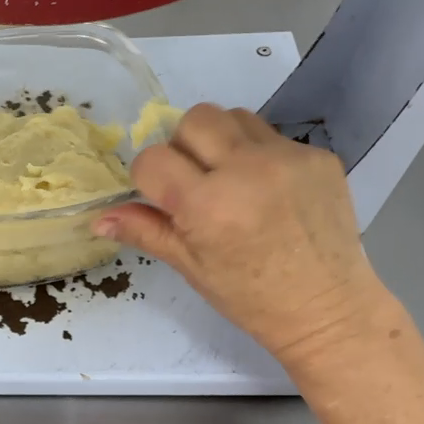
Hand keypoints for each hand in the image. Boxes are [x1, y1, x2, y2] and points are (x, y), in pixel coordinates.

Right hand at [97, 104, 403, 369]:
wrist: (323, 306)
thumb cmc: (247, 297)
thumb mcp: (189, 266)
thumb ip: (146, 231)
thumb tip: (99, 218)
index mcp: (207, 204)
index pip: (153, 159)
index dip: (147, 177)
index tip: (159, 198)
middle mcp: (246, 169)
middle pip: (195, 119)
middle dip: (183, 146)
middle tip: (192, 182)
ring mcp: (287, 157)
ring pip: (235, 117)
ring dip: (220, 141)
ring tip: (228, 180)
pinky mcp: (317, 155)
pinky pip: (272, 136)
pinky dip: (258, 156)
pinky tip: (265, 193)